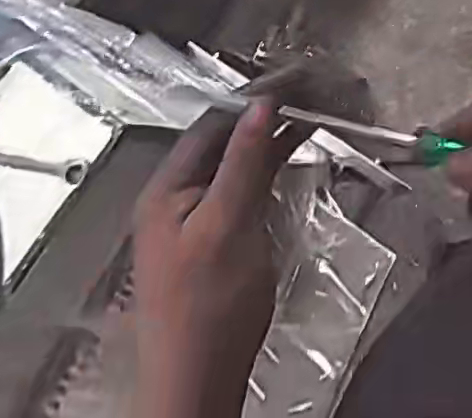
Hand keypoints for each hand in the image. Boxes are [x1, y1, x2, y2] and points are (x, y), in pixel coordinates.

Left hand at [132, 102, 309, 417]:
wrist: (198, 386)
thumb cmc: (209, 305)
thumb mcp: (227, 225)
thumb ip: (244, 162)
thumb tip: (261, 104)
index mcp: (165, 187)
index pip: (210, 125)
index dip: (248, 102)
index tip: (289, 85)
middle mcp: (174, 195)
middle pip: (221, 143)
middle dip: (261, 119)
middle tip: (304, 96)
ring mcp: (194, 216)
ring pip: (233, 164)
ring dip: (266, 141)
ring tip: (306, 116)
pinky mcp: (213, 235)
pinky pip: (240, 187)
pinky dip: (264, 169)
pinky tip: (288, 155)